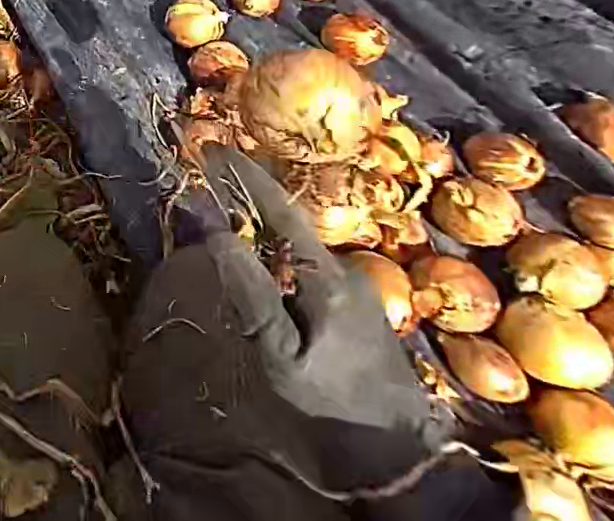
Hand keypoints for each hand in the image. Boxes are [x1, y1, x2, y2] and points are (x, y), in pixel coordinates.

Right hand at [115, 147, 506, 520]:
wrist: (406, 466)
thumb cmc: (335, 411)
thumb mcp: (280, 357)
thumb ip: (249, 292)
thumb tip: (215, 232)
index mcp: (326, 274)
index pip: (278, 206)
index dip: (242, 173)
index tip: (208, 147)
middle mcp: (345, 270)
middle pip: (288, 220)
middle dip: (247, 194)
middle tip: (208, 178)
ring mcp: (355, 289)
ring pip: (298, 242)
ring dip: (261, 223)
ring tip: (223, 213)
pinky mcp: (357, 310)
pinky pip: (307, 263)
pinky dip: (276, 249)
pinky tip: (259, 261)